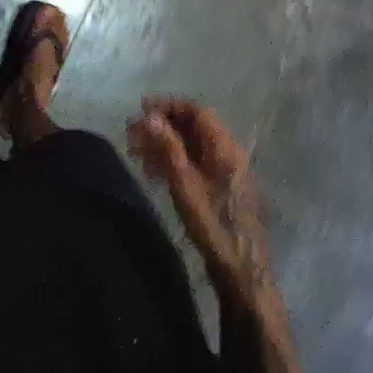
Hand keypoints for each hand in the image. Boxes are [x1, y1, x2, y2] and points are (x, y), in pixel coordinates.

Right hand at [129, 98, 274, 299]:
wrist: (240, 266)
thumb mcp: (184, 183)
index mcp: (225, 148)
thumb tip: (150, 116)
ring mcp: (226, 171)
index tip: (141, 110)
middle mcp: (229, 154)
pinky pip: (195, 162)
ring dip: (164, 144)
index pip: (198, 111)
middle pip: (194, 127)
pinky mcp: (221, 187)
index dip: (169, 106)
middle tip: (132, 135)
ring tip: (136, 154)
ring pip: (192, 145)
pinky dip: (173, 160)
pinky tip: (153, 173)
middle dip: (162, 126)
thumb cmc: (212, 223)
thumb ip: (168, 146)